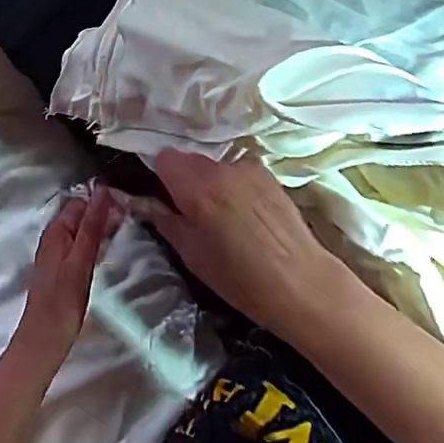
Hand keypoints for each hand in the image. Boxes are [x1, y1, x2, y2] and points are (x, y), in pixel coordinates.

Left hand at [13, 192, 120, 359]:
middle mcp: (54, 236)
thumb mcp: (80, 260)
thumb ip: (91, 225)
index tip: (127, 202)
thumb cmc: (63, 300)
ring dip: (100, 225)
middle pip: (81, 212)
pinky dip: (94, 240)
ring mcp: (57, 252)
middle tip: (130, 214)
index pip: (82, 201)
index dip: (103, 199)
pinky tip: (106, 246)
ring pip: (81, 227)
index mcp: (57, 230)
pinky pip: (80, 242)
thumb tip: (102, 191)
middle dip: (103, 210)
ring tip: (124, 226)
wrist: (44, 340)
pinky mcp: (63, 267)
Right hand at [139, 150, 358, 343]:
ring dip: (210, 181)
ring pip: (214, 165)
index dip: (162, 177)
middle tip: (192, 211)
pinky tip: (246, 213)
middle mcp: (220, 169)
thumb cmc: (239, 278)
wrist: (301, 283)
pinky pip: (238, 171)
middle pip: (189, 159)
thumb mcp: (192, 254)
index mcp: (196, 187)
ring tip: (223, 215)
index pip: (165, 158)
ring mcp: (247, 168)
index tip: (167, 199)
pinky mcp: (268, 174)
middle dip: (185, 179)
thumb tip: (142, 203)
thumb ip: (164, 220)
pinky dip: (234, 184)